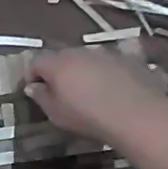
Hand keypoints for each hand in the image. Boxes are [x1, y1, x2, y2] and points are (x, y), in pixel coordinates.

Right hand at [24, 45, 167, 138]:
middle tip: (61, 89)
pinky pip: (121, 51)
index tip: (34, 89)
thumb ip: (41, 97)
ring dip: (85, 66)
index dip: (32, 74)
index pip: (36, 60)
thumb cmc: (87, 116)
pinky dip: (116, 58)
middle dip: (58, 69)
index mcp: (58, 64)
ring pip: (89, 55)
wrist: (135, 114)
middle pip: (63, 55)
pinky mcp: (132, 57)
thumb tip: (32, 86)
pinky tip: (119, 67)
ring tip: (90, 85)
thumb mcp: (55, 113)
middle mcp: (81, 51)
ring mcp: (108, 51)